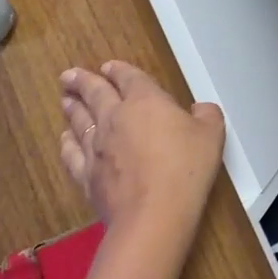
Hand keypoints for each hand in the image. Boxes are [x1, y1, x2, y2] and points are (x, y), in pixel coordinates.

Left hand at [57, 61, 224, 235]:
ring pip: (79, 121)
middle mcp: (115, 118)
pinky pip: (71, 153)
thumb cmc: (186, 166)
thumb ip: (205, 114)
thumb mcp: (212, 132)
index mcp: (146, 102)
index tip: (108, 65)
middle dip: (83, 82)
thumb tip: (198, 110)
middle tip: (69, 75)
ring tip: (65, 99)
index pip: (129, 78)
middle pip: (95, 95)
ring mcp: (96, 148)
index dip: (119, 70)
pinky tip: (65, 139)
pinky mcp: (86, 175)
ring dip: (72, 108)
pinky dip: (67, 143)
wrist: (153, 213)